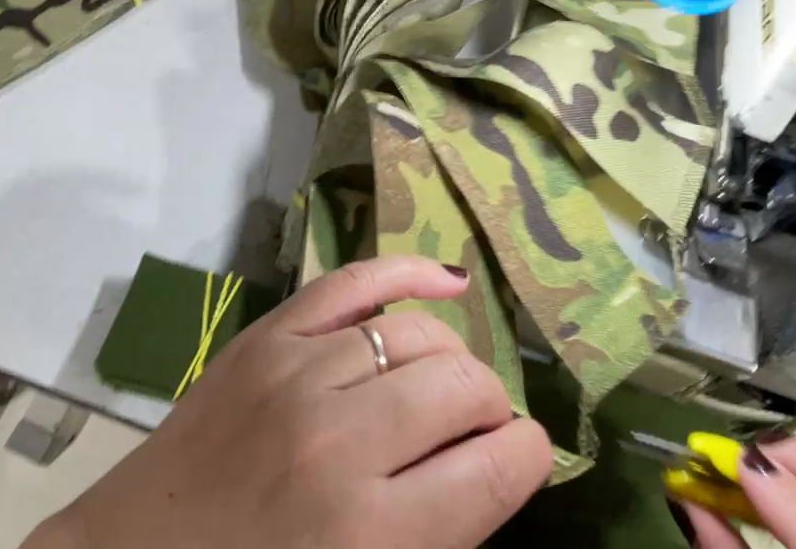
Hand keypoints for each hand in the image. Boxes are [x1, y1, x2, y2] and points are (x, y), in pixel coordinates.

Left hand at [23, 256, 553, 548]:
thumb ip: (440, 530)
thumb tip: (502, 461)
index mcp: (371, 534)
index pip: (498, 467)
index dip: (527, 457)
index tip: (522, 457)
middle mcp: (340, 441)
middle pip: (466, 388)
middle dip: (492, 408)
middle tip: (477, 430)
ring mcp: (299, 373)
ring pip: (421, 334)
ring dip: (453, 359)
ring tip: (445, 385)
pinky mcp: (267, 335)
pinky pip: (355, 281)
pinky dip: (408, 273)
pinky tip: (446, 282)